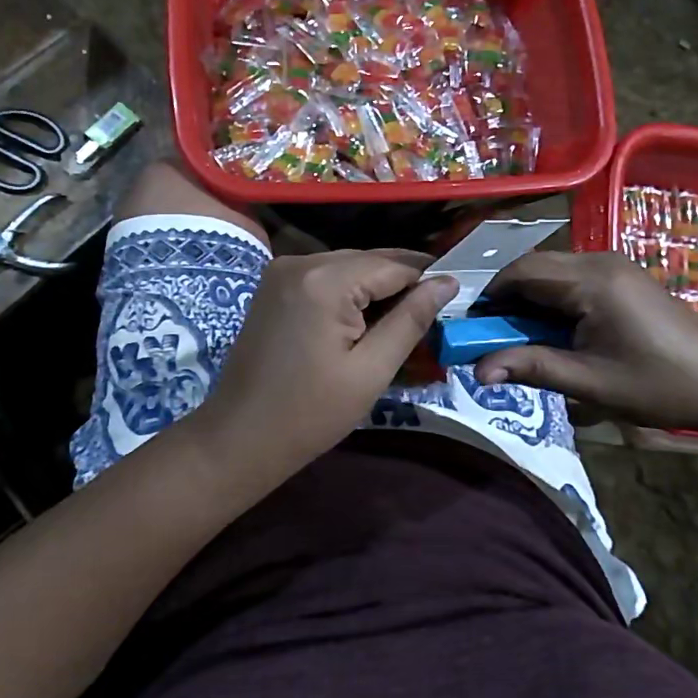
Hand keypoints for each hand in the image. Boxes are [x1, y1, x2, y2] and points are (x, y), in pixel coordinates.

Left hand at [189, 250, 457, 478]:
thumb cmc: (310, 413)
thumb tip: (449, 283)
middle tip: (435, 311)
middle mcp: (300, 261)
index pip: (393, 264)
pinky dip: (349, 291)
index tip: (458, 297)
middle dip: (403, 281)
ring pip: (348, 266)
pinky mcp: (274, 285)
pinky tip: (366, 317)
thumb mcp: (371, 370)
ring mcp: (282, 270)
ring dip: (377, 286)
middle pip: (369, 259)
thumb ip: (411, 320)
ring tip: (405, 317)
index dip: (428, 279)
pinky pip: (325, 276)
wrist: (240, 437)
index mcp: (324, 281)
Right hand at [473, 251, 697, 435]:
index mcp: (592, 280)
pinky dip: (553, 299)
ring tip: (520, 336)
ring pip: (554, 271)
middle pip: (536, 267)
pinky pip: (574, 278)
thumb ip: (531, 367)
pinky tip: (554, 330)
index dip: (490, 294)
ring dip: (530, 299)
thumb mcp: (589, 381)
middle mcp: (602, 261)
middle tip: (491, 334)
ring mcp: (616, 266)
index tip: (471, 324)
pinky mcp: (625, 278)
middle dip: (507, 297)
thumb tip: (477, 371)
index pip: (523, 271)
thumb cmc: (658, 385)